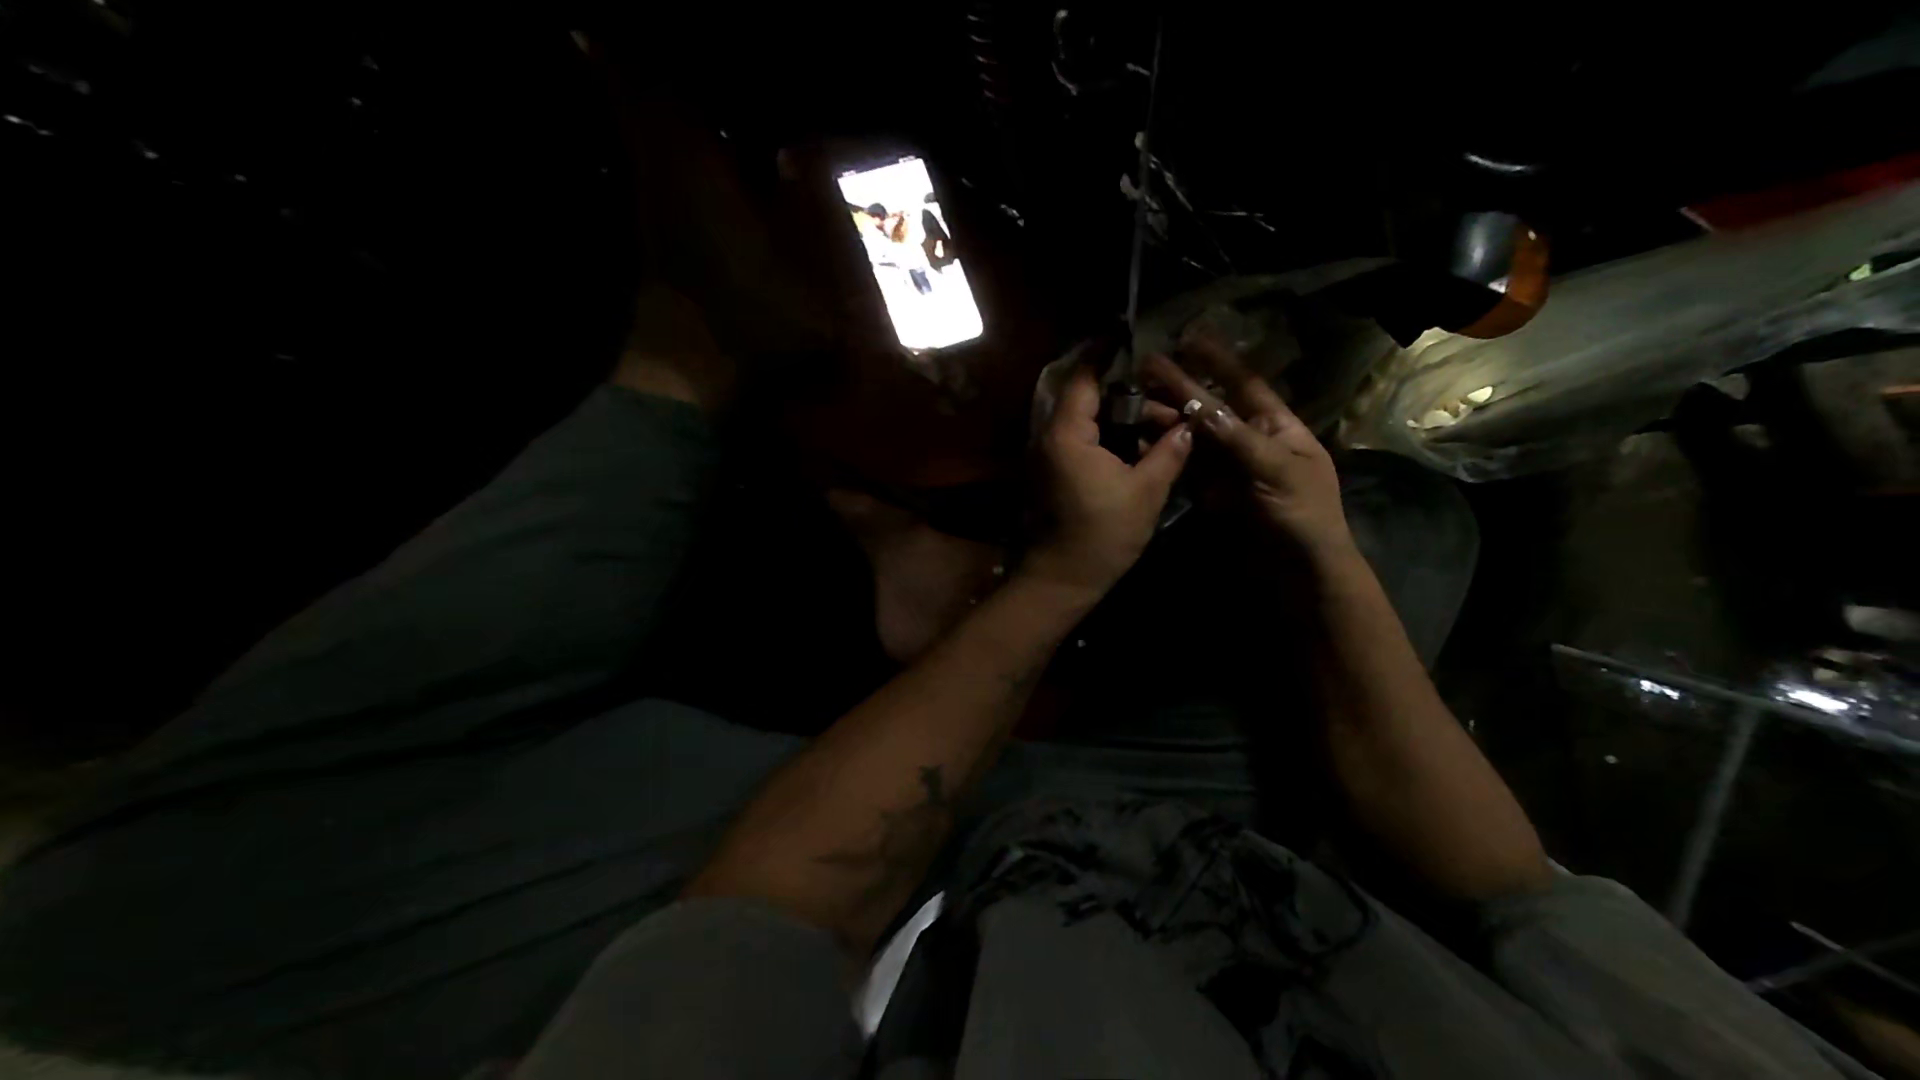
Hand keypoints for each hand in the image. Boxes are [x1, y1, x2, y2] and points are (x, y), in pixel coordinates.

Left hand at [1024, 364, 1192, 595]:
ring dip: (1122, 420)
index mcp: (1067, 435)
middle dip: (1128, 394)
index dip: (1105, 352)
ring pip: (1086, 422)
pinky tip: (1141, 448)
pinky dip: (1109, 438)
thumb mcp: (1145, 492)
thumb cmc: (1102, 535)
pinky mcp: (1052, 473)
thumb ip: (1169, 453)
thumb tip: (1190, 425)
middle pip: (1088, 398)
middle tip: (1167, 397)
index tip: (1128, 333)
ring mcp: (1048, 456)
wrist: (1062, 579)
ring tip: (1164, 428)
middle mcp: (1049, 438)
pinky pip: (1081, 441)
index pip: (1083, 377)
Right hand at [1144, 333, 1352, 559]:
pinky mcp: (1207, 490)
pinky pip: (1182, 464)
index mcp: (1275, 426)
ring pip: (1190, 434)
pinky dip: (1161, 452)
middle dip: (1177, 386)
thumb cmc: (1303, 516)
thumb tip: (1200, 407)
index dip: (1217, 360)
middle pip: (1208, 406)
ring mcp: (1225, 466)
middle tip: (1142, 366)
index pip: (1244, 384)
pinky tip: (1136, 439)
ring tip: (1130, 400)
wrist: (1297, 572)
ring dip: (1163, 417)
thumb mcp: (1278, 471)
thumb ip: (1238, 439)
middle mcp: (1246, 439)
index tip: (1188, 337)